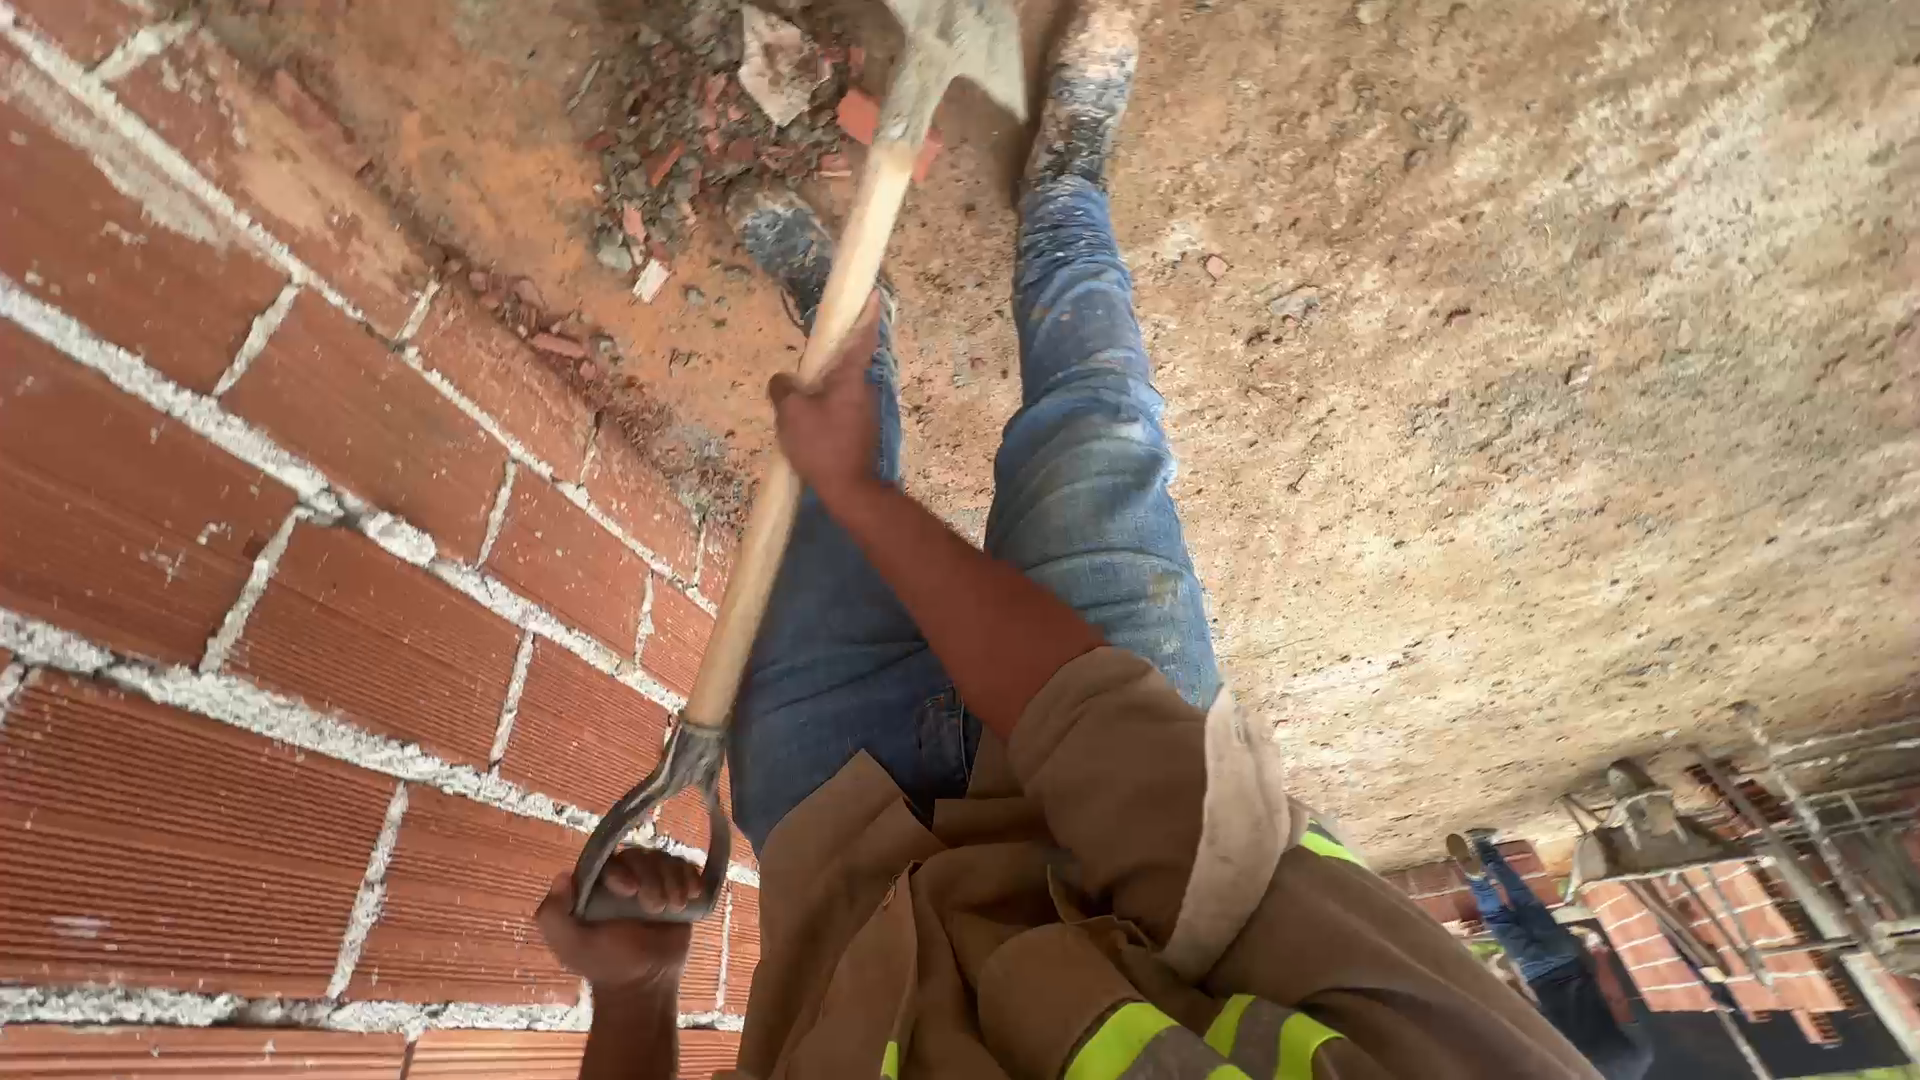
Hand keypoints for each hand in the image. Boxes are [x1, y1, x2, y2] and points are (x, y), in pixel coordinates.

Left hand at [535, 849, 700, 990]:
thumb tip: (563, 875)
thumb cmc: (606, 964)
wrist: (646, 984)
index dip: (623, 869)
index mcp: (599, 886)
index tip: (630, 891)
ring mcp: (655, 881)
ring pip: (667, 860)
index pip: (612, 859)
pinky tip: (692, 895)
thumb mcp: (571, 946)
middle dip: (653, 879)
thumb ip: (553, 916)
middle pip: (644, 856)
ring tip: (675, 906)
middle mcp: (627, 877)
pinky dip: (692, 877)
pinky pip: (688, 867)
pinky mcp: (678, 888)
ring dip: (675, 880)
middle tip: (656, 908)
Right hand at [769, 293, 882, 505]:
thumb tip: (784, 381)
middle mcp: (864, 389)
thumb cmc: (823, 446)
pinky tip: (806, 431)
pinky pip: (838, 410)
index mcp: (851, 377)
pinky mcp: (861, 431)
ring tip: (795, 413)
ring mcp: (865, 411)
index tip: (873, 293)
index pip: (862, 336)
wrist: (850, 490)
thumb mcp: (791, 413)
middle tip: (799, 377)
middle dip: (821, 366)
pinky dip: (822, 413)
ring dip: (818, 394)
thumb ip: (783, 388)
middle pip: (843, 365)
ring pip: (838, 391)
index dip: (866, 313)